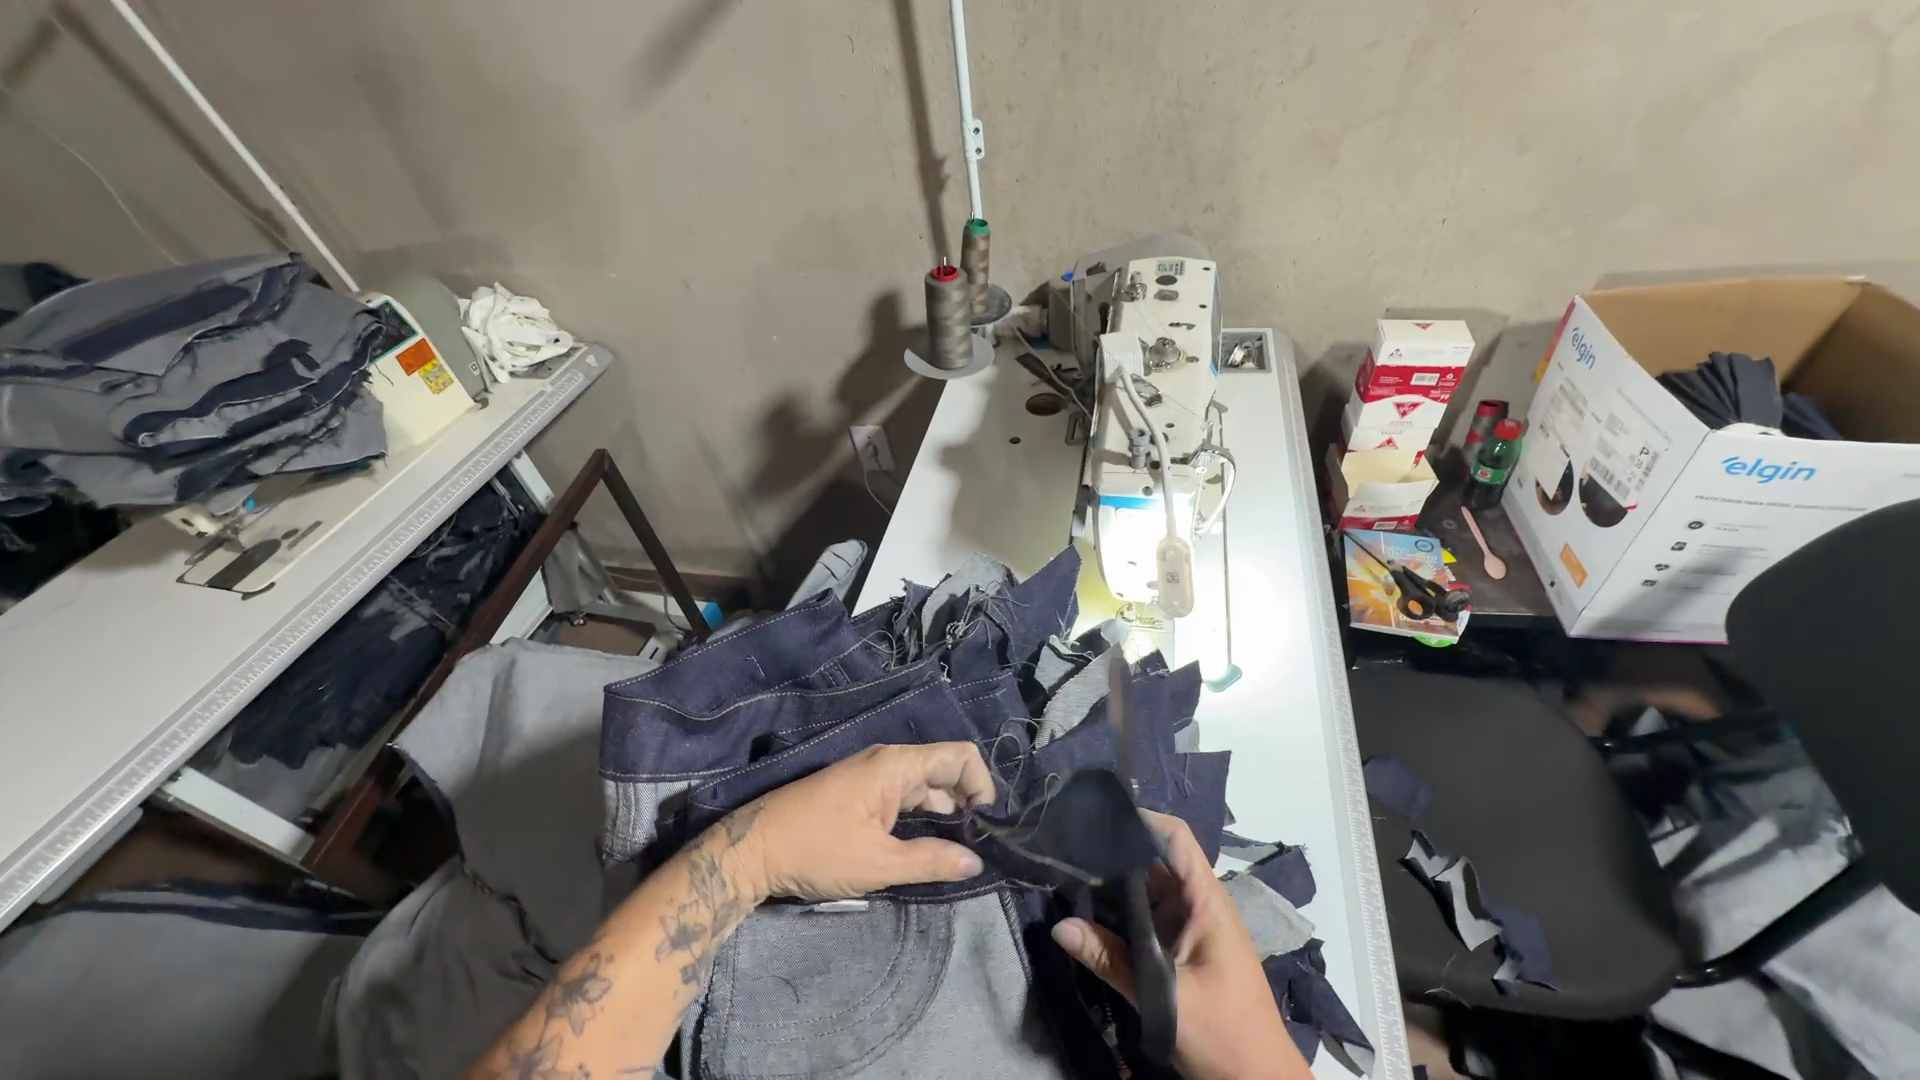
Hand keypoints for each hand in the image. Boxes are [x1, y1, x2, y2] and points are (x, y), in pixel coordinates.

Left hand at [731, 742, 996, 901]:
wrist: (753, 851)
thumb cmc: (816, 851)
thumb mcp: (878, 864)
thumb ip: (931, 861)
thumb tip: (976, 861)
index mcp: (895, 765)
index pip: (959, 756)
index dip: (982, 785)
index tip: (986, 826)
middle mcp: (888, 762)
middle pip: (945, 770)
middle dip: (968, 802)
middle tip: (981, 844)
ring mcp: (873, 777)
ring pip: (925, 786)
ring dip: (946, 813)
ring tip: (961, 850)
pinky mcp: (861, 794)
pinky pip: (905, 797)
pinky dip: (923, 817)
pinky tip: (930, 846)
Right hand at [1051, 812, 1310, 1079]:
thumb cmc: (1225, 1034)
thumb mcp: (1164, 998)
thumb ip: (1111, 961)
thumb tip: (1059, 927)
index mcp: (1206, 902)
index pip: (1176, 839)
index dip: (1142, 819)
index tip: (1099, 816)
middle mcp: (1195, 906)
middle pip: (1152, 863)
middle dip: (1113, 854)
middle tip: (1065, 848)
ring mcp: (1187, 929)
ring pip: (1144, 893)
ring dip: (1110, 887)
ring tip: (1065, 873)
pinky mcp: (1178, 952)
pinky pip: (1144, 922)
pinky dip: (1117, 917)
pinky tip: (1084, 914)